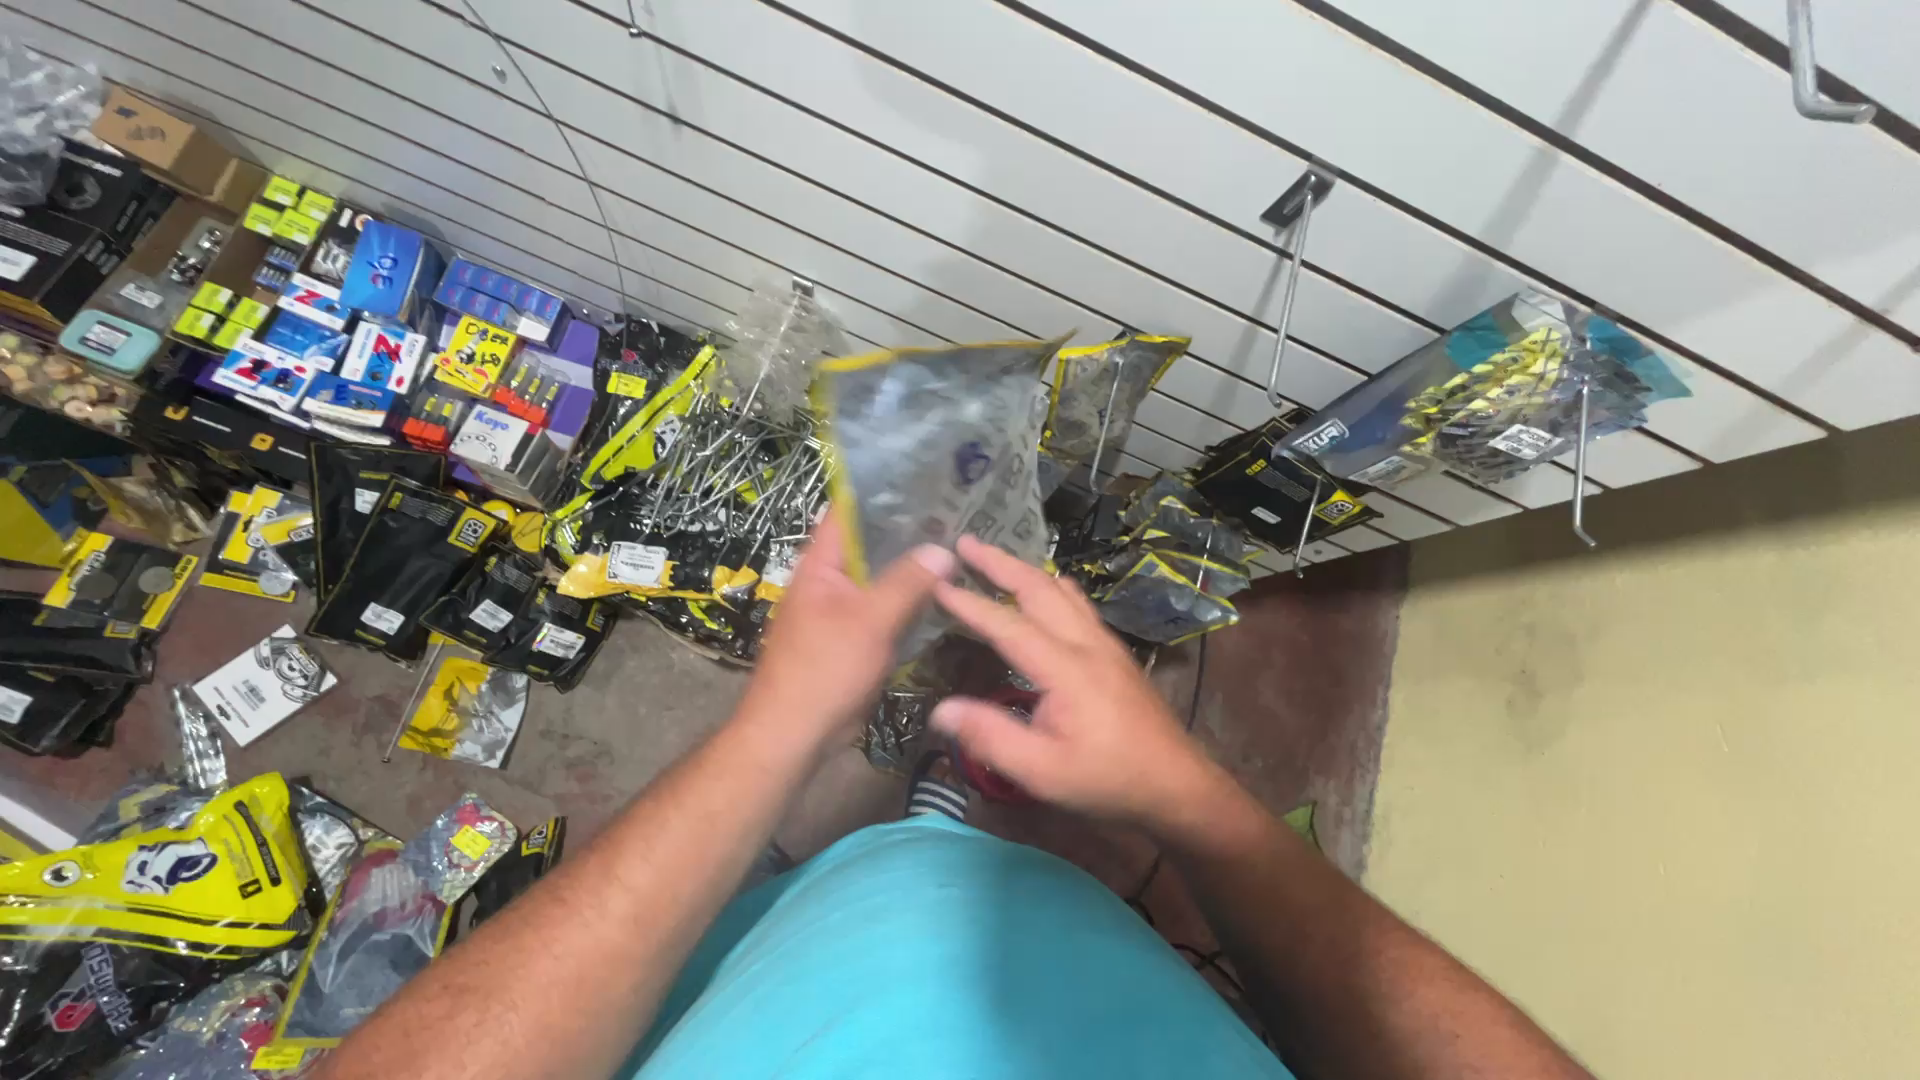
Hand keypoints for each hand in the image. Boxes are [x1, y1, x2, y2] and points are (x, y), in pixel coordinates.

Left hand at [740, 508, 954, 750]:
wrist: (795, 733)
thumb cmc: (823, 669)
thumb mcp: (869, 620)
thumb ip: (907, 582)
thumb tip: (943, 550)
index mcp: (821, 562)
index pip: (852, 510)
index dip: (887, 492)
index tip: (930, 477)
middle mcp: (832, 578)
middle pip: (874, 543)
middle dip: (912, 530)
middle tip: (960, 511)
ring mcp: (845, 608)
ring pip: (885, 577)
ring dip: (916, 566)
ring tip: (962, 543)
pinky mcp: (858, 635)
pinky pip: (889, 607)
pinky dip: (913, 599)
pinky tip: (947, 591)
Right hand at [929, 535, 1222, 831]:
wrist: (1176, 784)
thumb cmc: (1106, 781)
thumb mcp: (1042, 772)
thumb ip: (991, 738)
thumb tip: (941, 710)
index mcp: (1066, 669)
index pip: (1009, 625)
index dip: (971, 604)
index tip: (937, 584)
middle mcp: (1087, 643)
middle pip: (1039, 588)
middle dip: (1000, 563)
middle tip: (964, 543)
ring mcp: (1105, 643)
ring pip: (1061, 590)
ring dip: (1025, 569)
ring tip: (994, 558)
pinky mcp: (1115, 651)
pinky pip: (1077, 603)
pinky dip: (1049, 585)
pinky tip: (1045, 588)